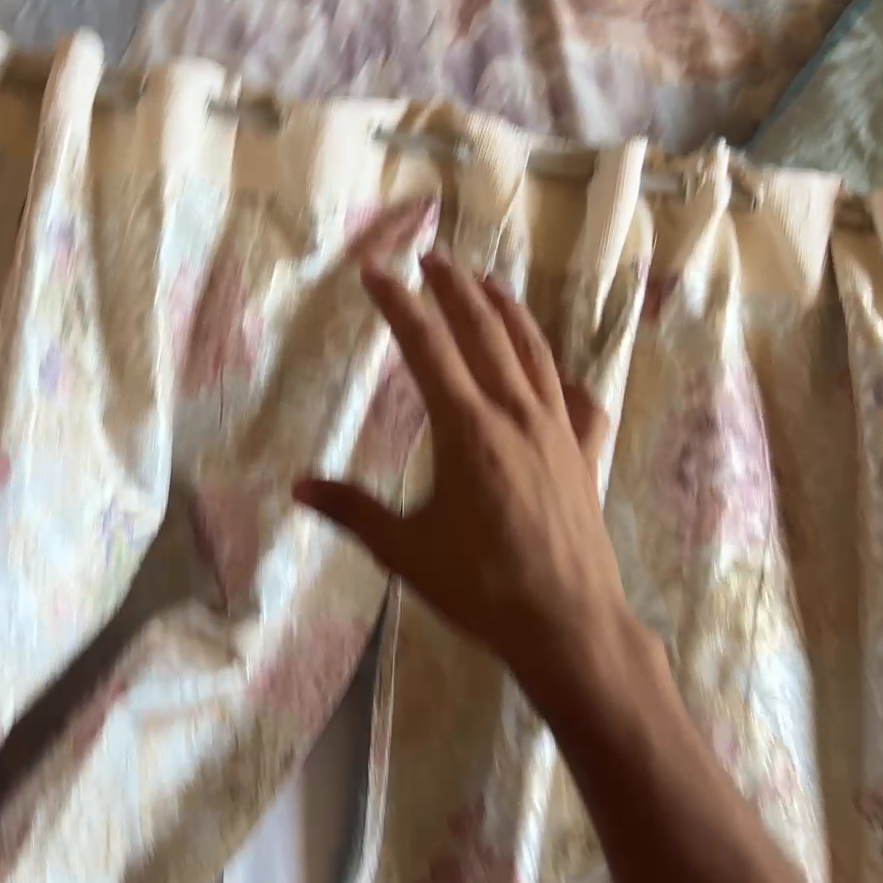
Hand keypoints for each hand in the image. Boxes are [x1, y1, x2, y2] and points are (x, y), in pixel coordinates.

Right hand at [294, 249, 660, 714]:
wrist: (569, 624)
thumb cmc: (480, 586)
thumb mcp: (404, 549)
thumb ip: (351, 511)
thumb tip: (297, 488)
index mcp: (467, 429)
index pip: (427, 348)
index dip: (399, 304)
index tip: (376, 271)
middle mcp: (516, 414)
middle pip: (485, 333)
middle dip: (456, 290)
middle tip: (434, 258)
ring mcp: (559, 430)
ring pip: (533, 352)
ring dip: (508, 311)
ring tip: (489, 283)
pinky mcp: (584, 454)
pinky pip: (576, 398)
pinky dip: (560, 375)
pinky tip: (555, 372)